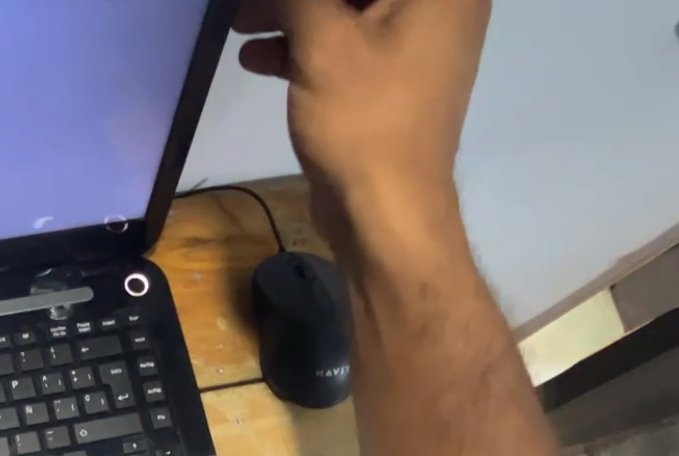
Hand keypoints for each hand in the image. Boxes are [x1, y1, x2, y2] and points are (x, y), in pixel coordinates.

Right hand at [237, 0, 490, 204]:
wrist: (385, 211)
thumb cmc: (363, 120)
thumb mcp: (323, 44)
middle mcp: (438, 2)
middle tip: (244, 4)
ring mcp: (415, 44)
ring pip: (347, 12)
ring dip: (292, 15)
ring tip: (240, 24)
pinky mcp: (390, 82)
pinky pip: (345, 47)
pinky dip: (303, 48)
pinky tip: (258, 56)